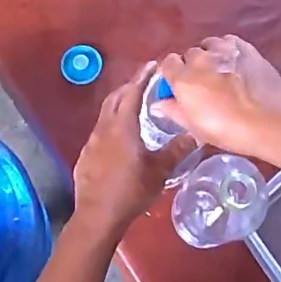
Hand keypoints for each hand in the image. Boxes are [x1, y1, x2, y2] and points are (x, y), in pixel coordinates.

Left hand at [71, 64, 196, 236]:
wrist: (97, 216)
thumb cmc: (131, 190)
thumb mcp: (159, 170)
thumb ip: (177, 150)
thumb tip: (195, 134)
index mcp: (122, 126)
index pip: (132, 92)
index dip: (143, 77)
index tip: (152, 65)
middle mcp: (104, 128)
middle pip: (115, 98)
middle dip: (129, 87)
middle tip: (145, 84)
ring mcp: (91, 142)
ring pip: (106, 115)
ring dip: (119, 106)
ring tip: (134, 109)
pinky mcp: (85, 157)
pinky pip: (100, 133)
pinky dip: (111, 127)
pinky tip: (120, 140)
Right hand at [155, 36, 280, 156]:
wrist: (270, 120)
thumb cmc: (229, 129)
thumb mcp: (196, 127)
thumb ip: (174, 111)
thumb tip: (158, 102)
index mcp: (183, 78)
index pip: (168, 63)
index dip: (173, 74)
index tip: (180, 86)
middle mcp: (199, 58)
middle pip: (189, 55)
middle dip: (193, 66)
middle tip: (205, 84)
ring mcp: (223, 49)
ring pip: (208, 45)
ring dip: (210, 56)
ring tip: (221, 71)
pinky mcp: (244, 47)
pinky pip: (228, 42)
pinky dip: (227, 50)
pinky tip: (235, 63)